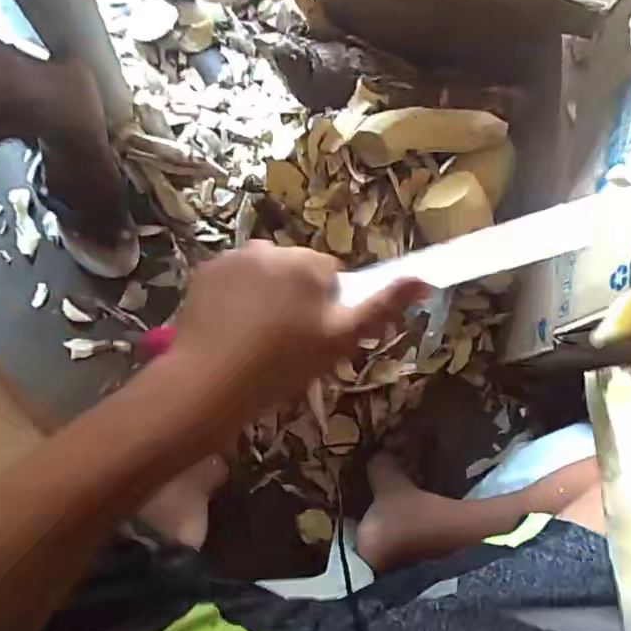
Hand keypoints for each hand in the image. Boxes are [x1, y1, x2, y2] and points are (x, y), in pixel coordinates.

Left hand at [164, 241, 425, 429]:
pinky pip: (233, 277)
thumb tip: (424, 279)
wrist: (210, 382)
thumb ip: (382, 307)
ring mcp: (234, 257)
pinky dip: (236, 295)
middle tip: (286, 340)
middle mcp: (272, 248)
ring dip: (266, 293)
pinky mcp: (205, 271)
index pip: (332, 274)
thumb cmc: (282, 365)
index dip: (328, 306)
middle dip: (296, 295)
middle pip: (296, 269)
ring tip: (256, 337)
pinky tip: (231, 328)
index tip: (315, 336)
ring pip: (264, 272)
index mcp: (309, 263)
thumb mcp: (340, 340)